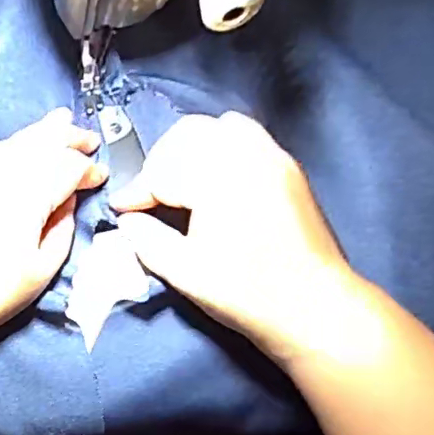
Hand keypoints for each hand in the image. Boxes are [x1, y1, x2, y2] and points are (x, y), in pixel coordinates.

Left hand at [0, 108, 104, 341]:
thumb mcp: (41, 271)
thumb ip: (62, 231)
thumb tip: (67, 204)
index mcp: (29, 198)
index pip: (66, 167)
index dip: (87, 169)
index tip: (99, 176)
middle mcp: (2, 177)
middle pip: (41, 143)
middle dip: (68, 137)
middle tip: (87, 139)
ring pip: (16, 142)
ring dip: (41, 134)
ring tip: (59, 125)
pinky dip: (14, 144)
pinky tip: (21, 147)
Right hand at [111, 111, 367, 363]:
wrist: (311, 305)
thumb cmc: (245, 292)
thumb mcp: (184, 272)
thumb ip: (147, 241)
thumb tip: (128, 223)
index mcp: (216, 175)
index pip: (163, 169)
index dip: (136, 190)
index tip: (122, 210)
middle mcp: (246, 153)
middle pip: (189, 135)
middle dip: (161, 162)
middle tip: (148, 196)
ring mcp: (273, 157)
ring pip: (221, 128)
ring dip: (192, 150)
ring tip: (180, 185)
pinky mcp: (289, 170)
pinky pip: (249, 139)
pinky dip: (223, 151)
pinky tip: (216, 185)